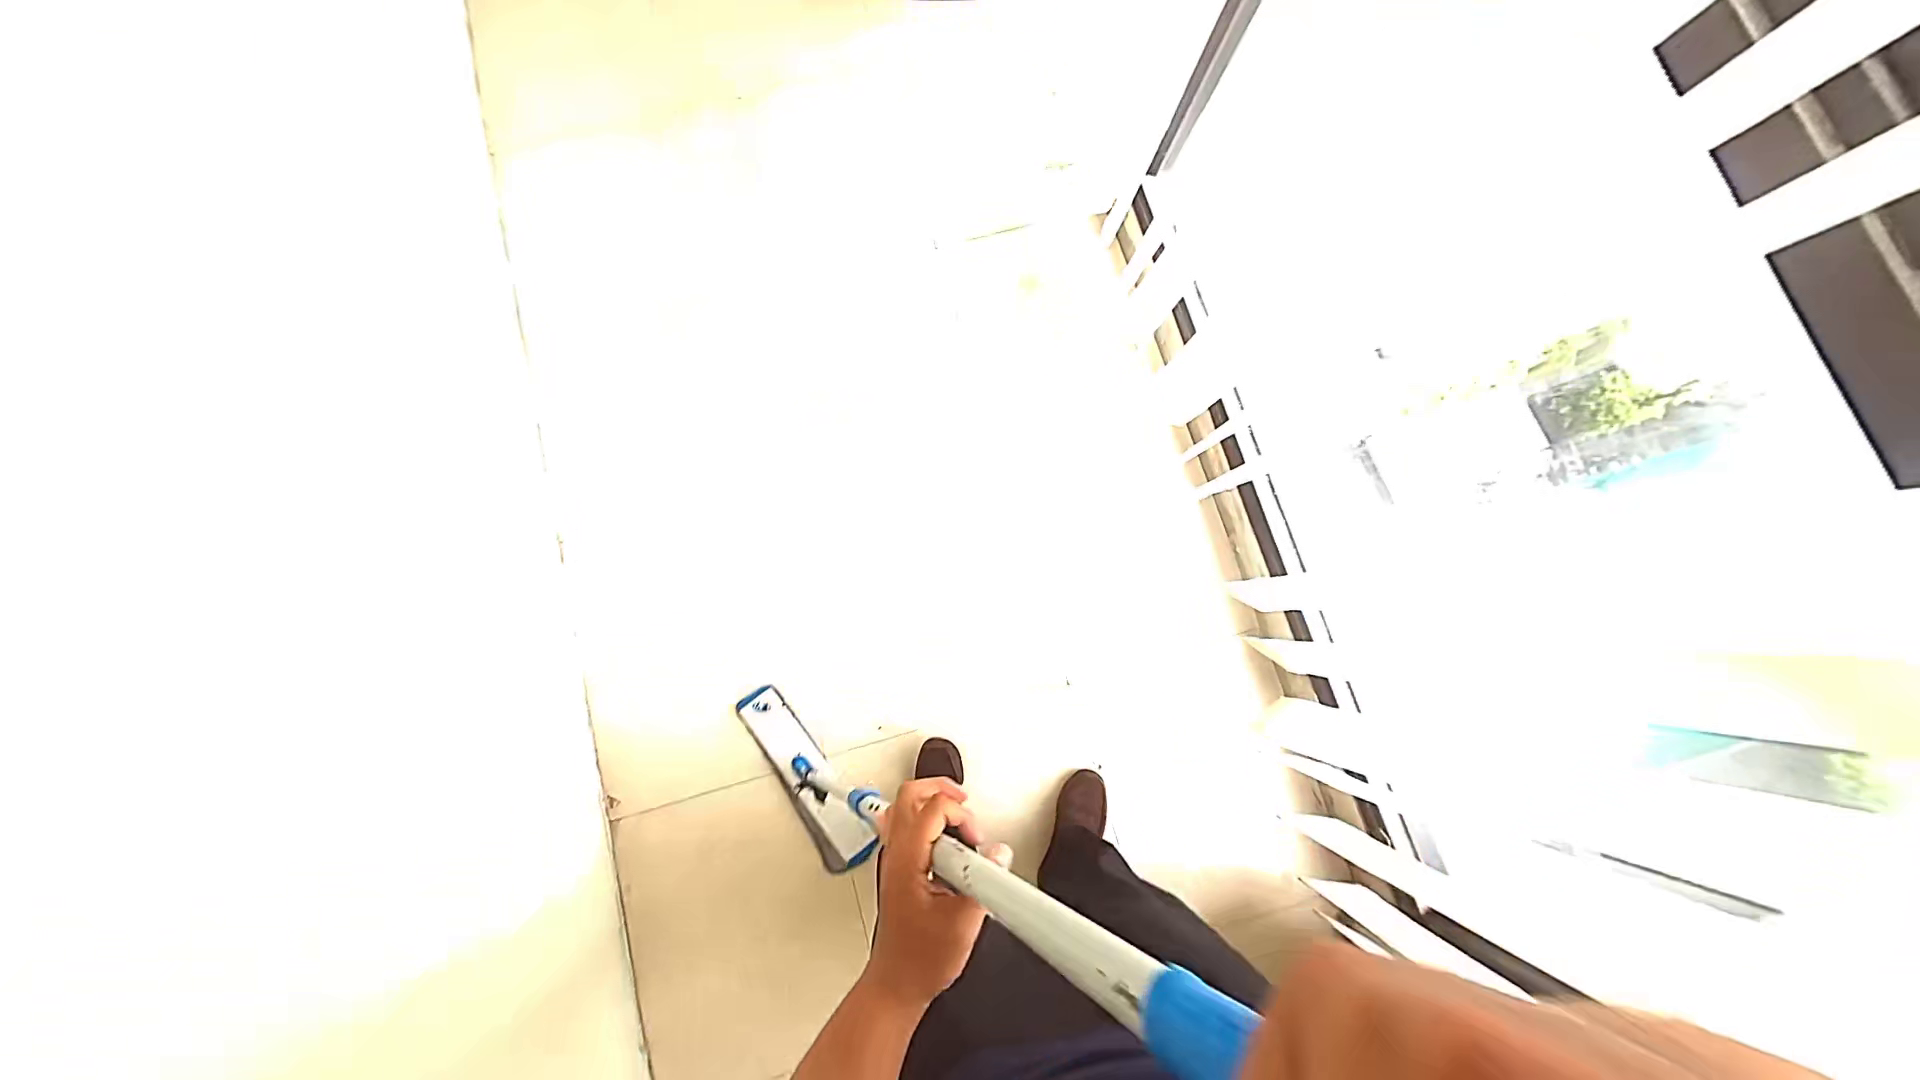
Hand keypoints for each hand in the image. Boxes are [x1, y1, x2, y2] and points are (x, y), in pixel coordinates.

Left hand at [862, 777, 1011, 1008]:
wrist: (897, 984)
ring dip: (932, 802)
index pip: (932, 809)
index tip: (977, 840)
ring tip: (959, 815)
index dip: (961, 816)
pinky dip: (925, 820)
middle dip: (941, 789)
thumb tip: (998, 856)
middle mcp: (895, 854)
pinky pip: (903, 827)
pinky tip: (945, 838)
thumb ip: (985, 886)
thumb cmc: (919, 960)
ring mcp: (892, 860)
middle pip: (909, 795)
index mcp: (906, 860)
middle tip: (965, 802)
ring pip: (904, 808)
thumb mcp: (962, 924)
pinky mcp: (897, 869)